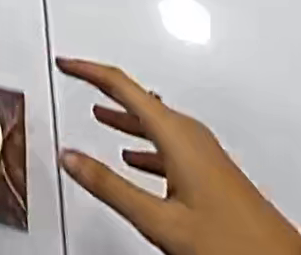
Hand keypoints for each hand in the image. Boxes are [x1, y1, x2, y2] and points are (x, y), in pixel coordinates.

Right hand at [56, 58, 300, 254]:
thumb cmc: (234, 243)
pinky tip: (135, 156)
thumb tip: (70, 157)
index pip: (121, 85)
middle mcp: (190, 134)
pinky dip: (142, 139)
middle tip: (77, 75)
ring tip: (99, 112)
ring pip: (152, 120)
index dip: (88, 70)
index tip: (66, 63)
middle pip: (137, 97)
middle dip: (103, 86)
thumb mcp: (160, 220)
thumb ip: (110, 186)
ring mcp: (203, 151)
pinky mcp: (210, 169)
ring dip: (122, 114)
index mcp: (175, 133)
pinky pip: (167, 140)